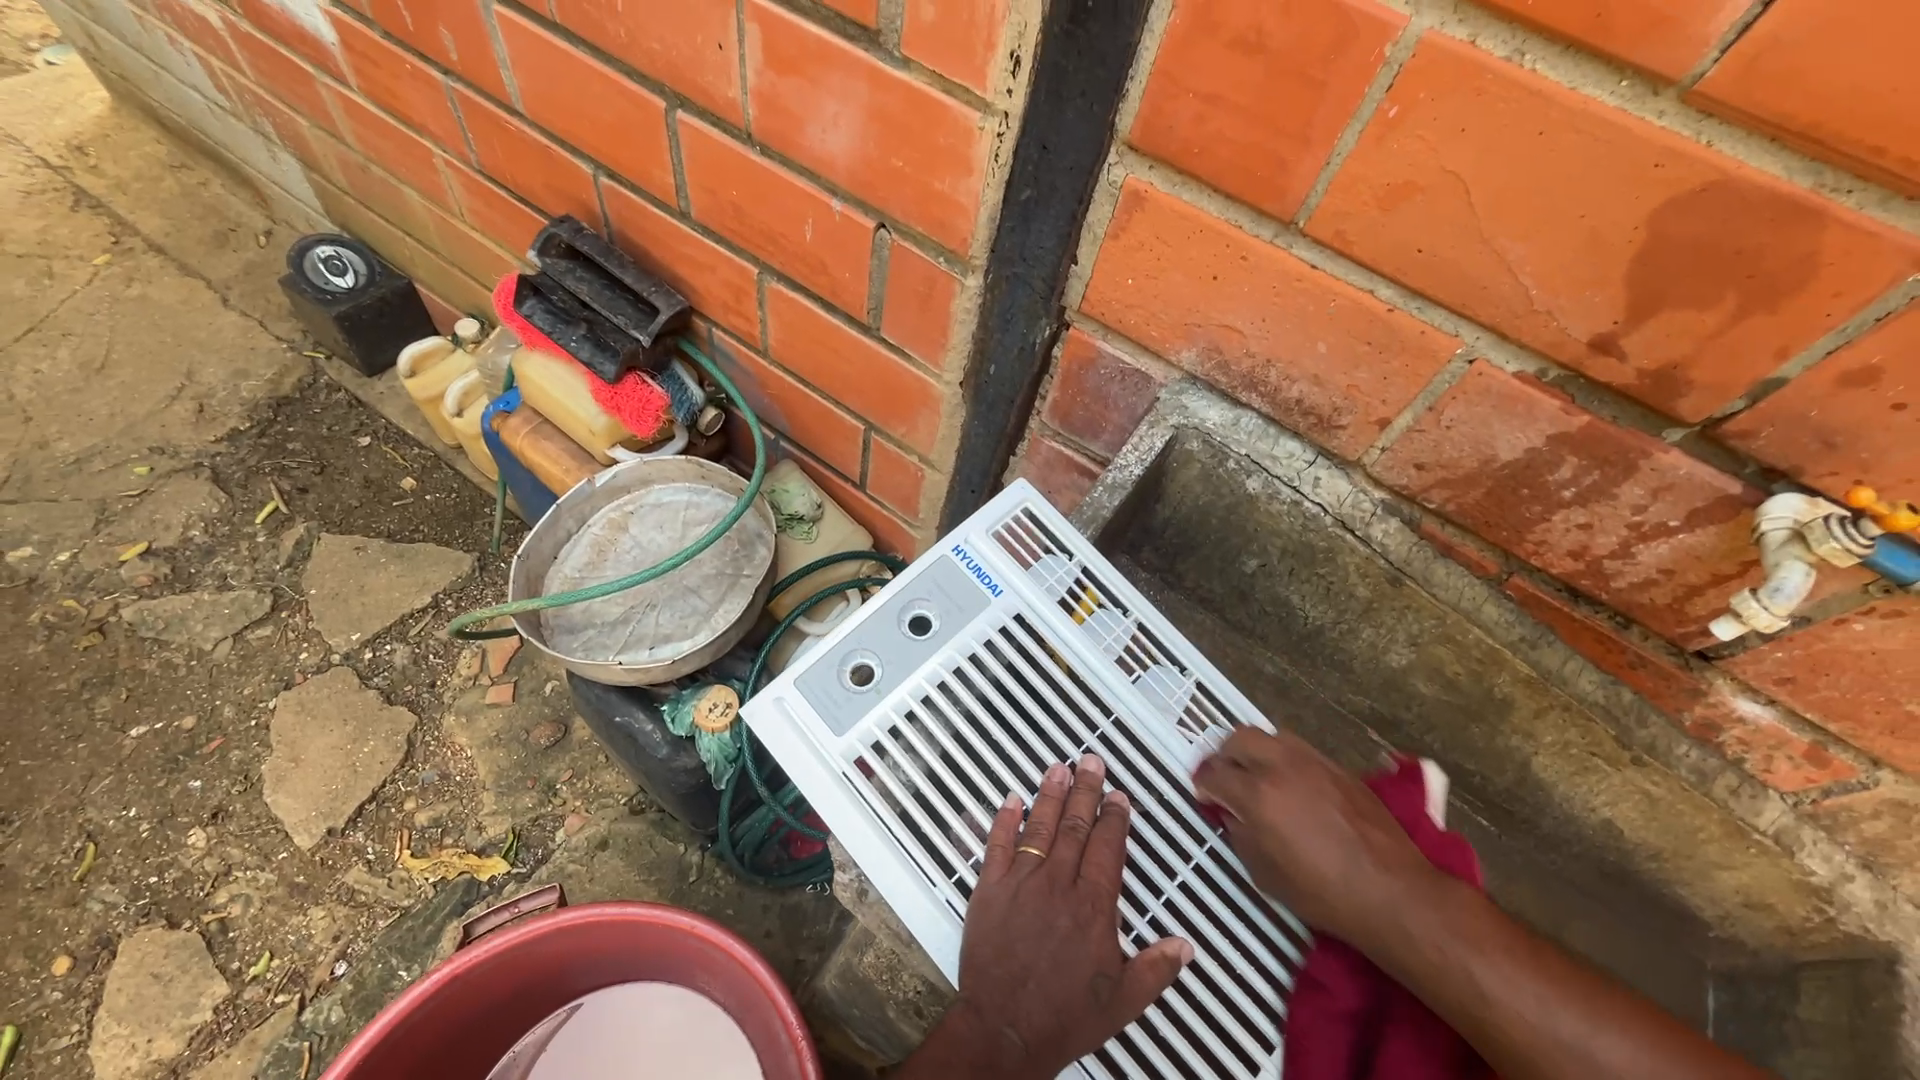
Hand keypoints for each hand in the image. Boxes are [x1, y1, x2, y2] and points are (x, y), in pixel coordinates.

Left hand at [902, 754, 1192, 1078]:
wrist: (1004, 1030)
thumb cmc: (1064, 1017)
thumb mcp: (1123, 1001)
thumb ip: (1156, 968)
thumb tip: (1186, 945)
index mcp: (1093, 906)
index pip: (1107, 847)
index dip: (1114, 818)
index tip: (1119, 796)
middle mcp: (1058, 885)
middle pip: (1075, 826)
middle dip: (1085, 790)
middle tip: (1091, 760)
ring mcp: (1021, 883)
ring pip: (1039, 828)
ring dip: (1050, 795)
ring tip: (1058, 767)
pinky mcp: (989, 890)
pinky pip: (997, 845)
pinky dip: (1003, 820)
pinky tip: (1011, 799)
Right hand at [1194, 729, 1440, 950]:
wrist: (1391, 891)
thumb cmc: (1321, 892)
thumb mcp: (1263, 872)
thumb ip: (1239, 834)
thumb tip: (1231, 814)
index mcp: (1257, 794)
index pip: (1214, 774)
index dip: (1202, 785)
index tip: (1203, 796)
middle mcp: (1281, 767)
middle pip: (1238, 739)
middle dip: (1225, 757)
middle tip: (1225, 781)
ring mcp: (1313, 763)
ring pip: (1271, 737)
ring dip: (1256, 753)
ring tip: (1258, 778)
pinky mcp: (1339, 769)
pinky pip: (1301, 751)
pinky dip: (1285, 761)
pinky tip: (1292, 788)